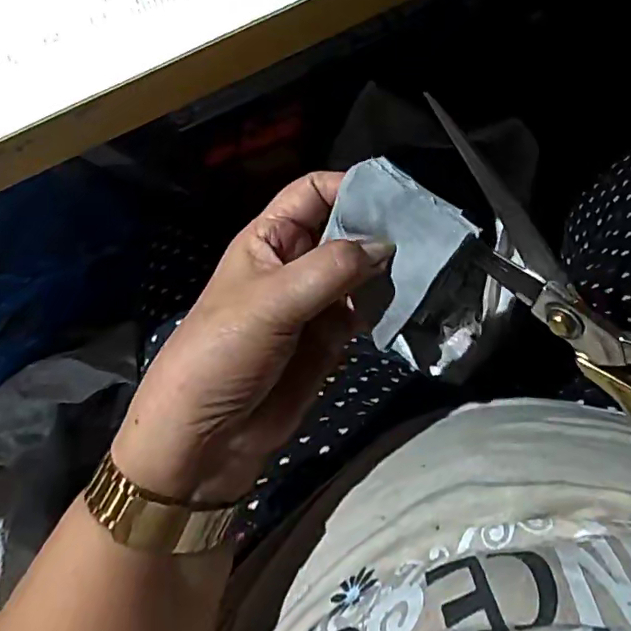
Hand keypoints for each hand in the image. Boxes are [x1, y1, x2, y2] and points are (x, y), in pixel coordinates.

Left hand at [111, 172, 391, 504]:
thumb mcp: (271, 303)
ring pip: (365, 267)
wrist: (204, 445)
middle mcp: (298, 261)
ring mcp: (319, 299)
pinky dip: (389, 302)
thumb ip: (331, 268)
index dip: (350, 185)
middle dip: (381, 226)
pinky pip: (370, 306)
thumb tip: (387, 246)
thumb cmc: (221, 356)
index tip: (393, 194)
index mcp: (271, 239)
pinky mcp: (334, 334)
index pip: (315, 191)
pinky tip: (410, 299)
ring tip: (427, 264)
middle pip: (348, 226)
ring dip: (391, 266)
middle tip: (424, 231)